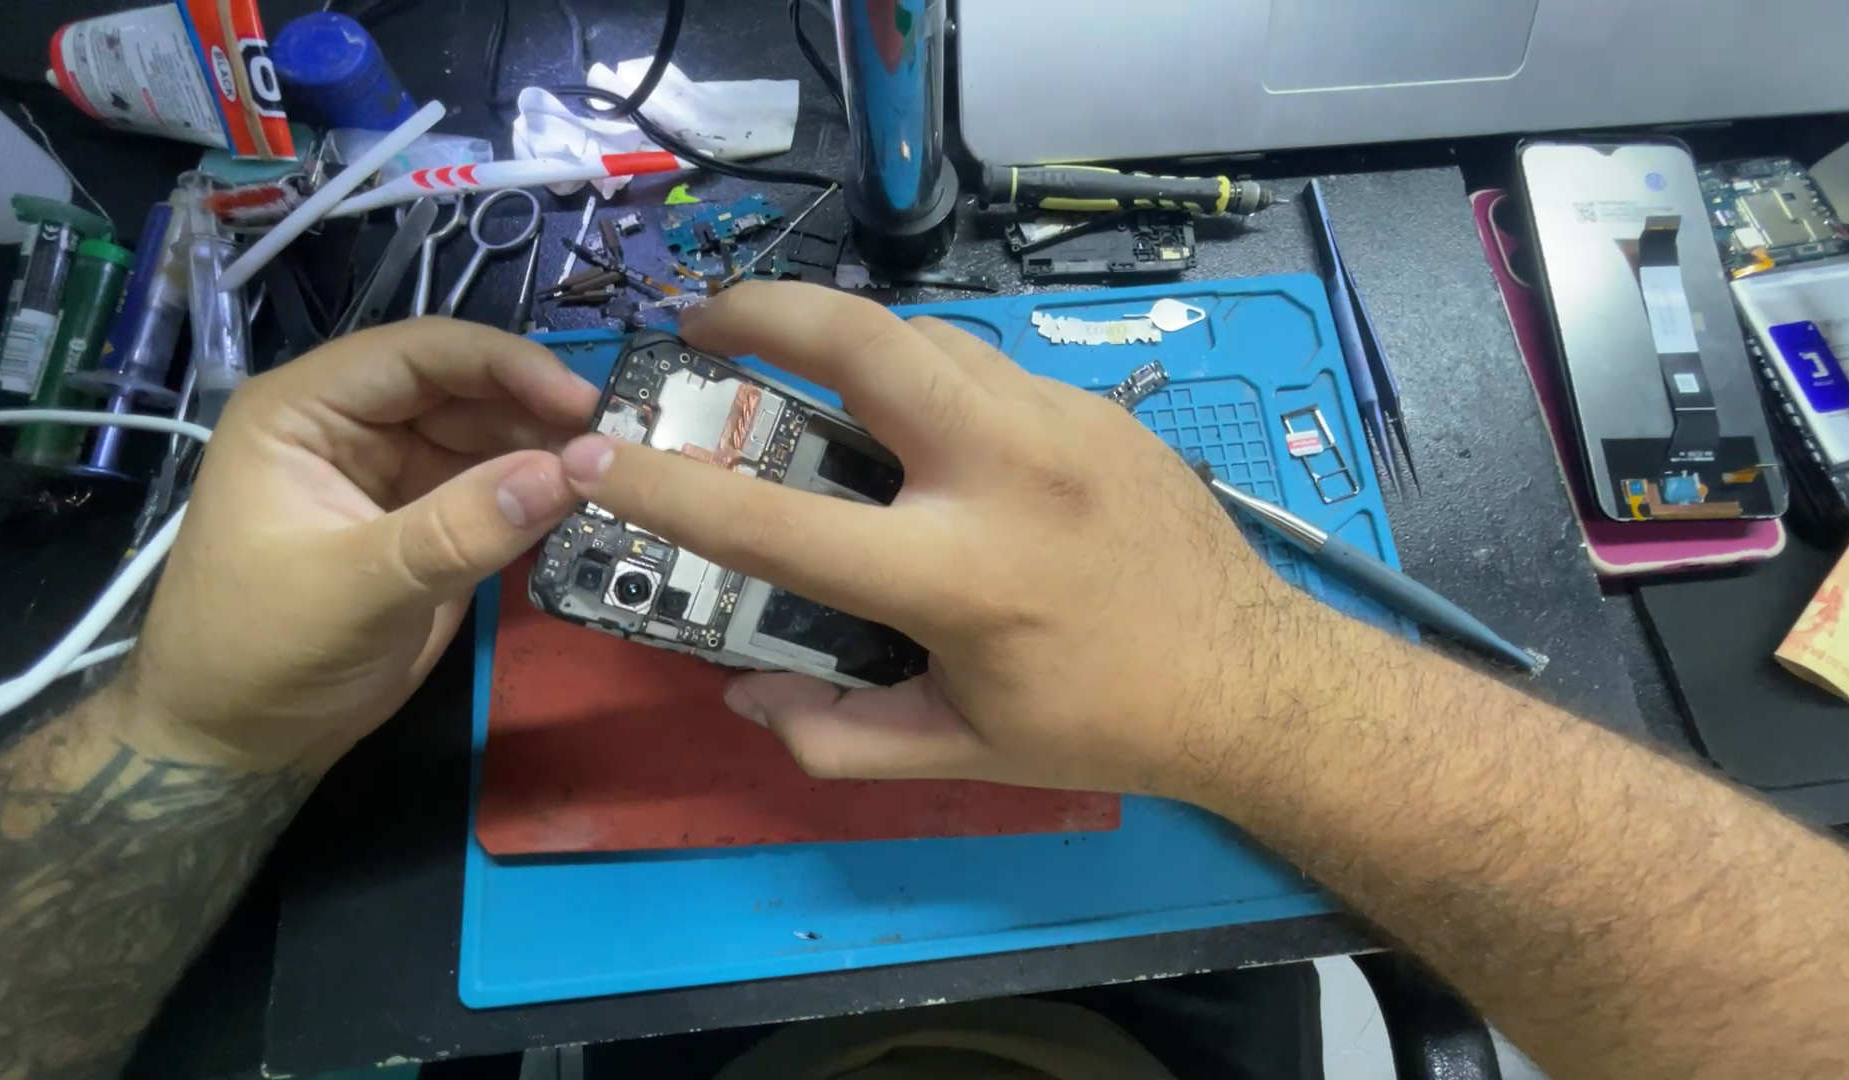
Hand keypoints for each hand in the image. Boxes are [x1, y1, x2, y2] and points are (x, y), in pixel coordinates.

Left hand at [115, 319, 598, 772]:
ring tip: (613, 477)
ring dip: (555, 452)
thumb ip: (458, 531)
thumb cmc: (266, 653)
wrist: (254, 736)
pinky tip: (590, 503)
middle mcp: (362, 428)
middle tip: (617, 447)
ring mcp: (408, 473)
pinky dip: (550, 492)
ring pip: (499, 436)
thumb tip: (564, 475)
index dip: (505, 365)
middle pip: (471, 391)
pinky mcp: (444, 517)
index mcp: (308, 414)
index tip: (582, 403)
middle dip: (542, 411)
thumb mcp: (357, 590)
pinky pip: (509, 486)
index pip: (418, 356)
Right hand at [559, 283, 1334, 798]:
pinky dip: (925, 376)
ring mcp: (1062, 423)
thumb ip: (834, 735)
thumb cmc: (1101, 726)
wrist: (1252, 681)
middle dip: (765, 312)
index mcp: (958, 576)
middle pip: (866, 342)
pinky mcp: (1098, 408)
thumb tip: (746, 692)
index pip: (778, 524)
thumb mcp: (959, 751)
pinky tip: (919, 420)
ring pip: (925, 337)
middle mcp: (1005, 473)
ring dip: (846, 339)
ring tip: (800, 363)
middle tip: (705, 325)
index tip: (596, 454)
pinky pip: (983, 367)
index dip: (668, 489)